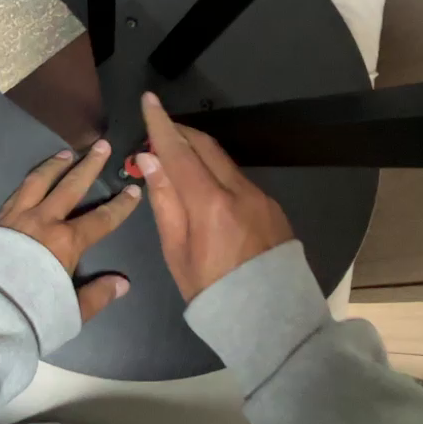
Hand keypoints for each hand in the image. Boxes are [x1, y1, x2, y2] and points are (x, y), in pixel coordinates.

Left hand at [0, 140, 142, 321]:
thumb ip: (97, 295)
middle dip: (89, 165)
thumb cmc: (31, 312)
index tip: (134, 190)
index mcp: (66, 242)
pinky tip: (34, 177)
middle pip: (71, 186)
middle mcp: (44, 220)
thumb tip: (122, 282)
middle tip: (101, 145)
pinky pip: (18, 192)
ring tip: (67, 153)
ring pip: (40, 181)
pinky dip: (30, 180)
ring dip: (56, 165)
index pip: (101, 219)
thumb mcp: (71, 312)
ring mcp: (19, 216)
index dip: (120, 206)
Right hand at [138, 92, 294, 300]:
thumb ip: (164, 201)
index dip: (160, 124)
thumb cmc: (212, 293)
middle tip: (154, 134)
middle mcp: (240, 191)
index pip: (179, 152)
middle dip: (177, 132)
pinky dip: (215, 173)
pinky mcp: (273, 207)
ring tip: (173, 161)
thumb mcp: (176, 252)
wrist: (273, 323)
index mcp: (210, 204)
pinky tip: (203, 188)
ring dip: (196, 152)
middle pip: (204, 146)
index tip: (149, 100)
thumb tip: (149, 160)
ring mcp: (261, 198)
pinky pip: (237, 179)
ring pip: (222, 161)